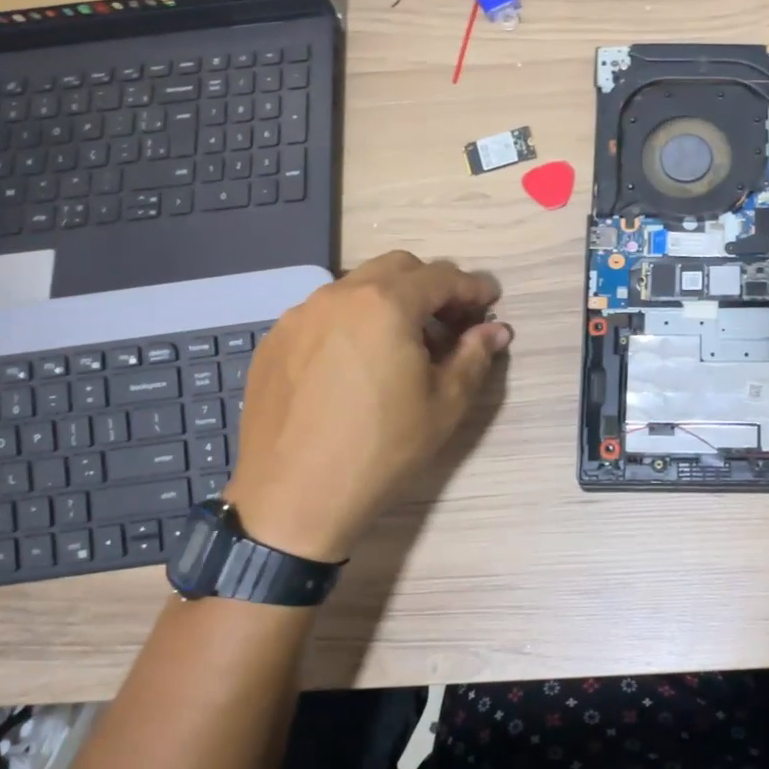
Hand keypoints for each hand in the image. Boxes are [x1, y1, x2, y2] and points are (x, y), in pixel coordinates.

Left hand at [223, 252, 511, 562]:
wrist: (293, 498)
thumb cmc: (382, 450)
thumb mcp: (444, 405)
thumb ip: (474, 356)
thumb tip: (495, 330)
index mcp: (386, 305)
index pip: (441, 277)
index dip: (473, 287)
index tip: (492, 301)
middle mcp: (339, 297)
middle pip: (397, 269)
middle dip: (431, 286)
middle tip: (453, 321)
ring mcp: (299, 317)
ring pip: (356, 288)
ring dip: (390, 302)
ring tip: (406, 345)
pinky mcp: (274, 343)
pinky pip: (324, 315)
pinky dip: (353, 323)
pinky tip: (359, 365)